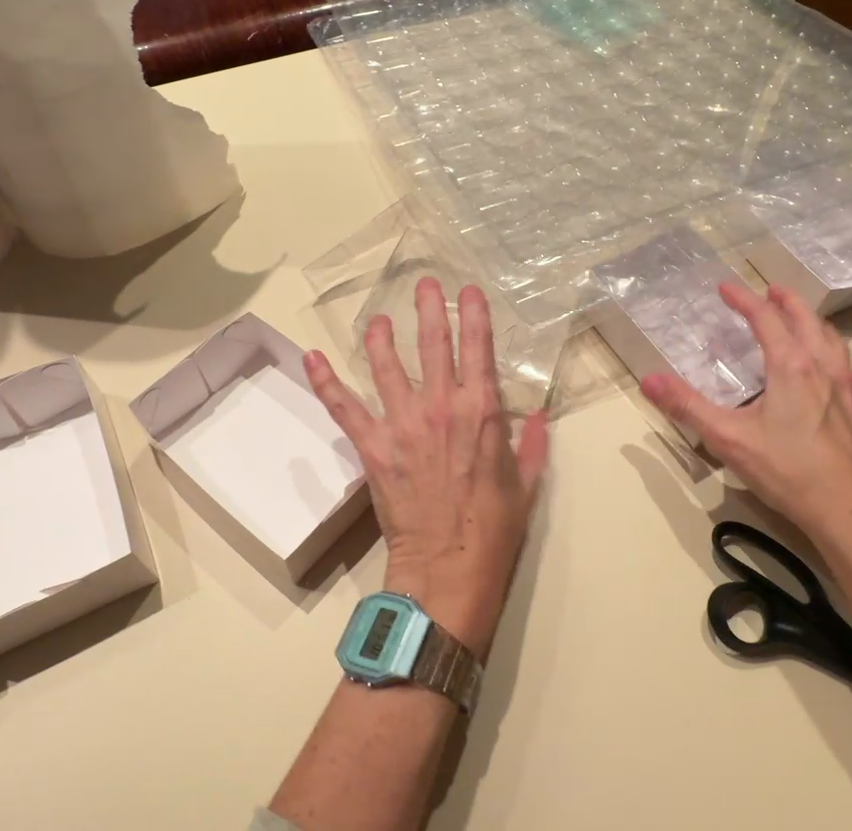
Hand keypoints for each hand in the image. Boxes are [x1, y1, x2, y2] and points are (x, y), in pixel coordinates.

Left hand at [304, 277, 549, 659]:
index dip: (473, 313)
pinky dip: (326, 382)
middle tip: (424, 284)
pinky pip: (345, 407)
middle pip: (433, 344)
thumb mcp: (527, 481)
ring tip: (380, 319)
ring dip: (383, 337)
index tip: (467, 290)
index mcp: (483, 409)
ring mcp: (403, 424)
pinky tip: (312, 357)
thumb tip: (540, 416)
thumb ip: (533, 442)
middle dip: (429, 308)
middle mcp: (441, 406)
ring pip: (388, 366)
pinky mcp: (373, 446)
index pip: (478, 347)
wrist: (449, 566)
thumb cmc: (494, 526)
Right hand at [640, 282, 851, 582]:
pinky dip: (833, 353)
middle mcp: (824, 368)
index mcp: (792, 367)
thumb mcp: (727, 438)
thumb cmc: (786, 471)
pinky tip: (830, 369)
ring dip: (813, 323)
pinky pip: (848, 367)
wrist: (847, 510)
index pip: (766, 319)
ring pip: (833, 340)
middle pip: (807, 321)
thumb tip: (649, 380)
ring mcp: (848, 389)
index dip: (744, 300)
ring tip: (800, 320)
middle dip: (786, 301)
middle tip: (771, 291)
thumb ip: (687, 406)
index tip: (726, 288)